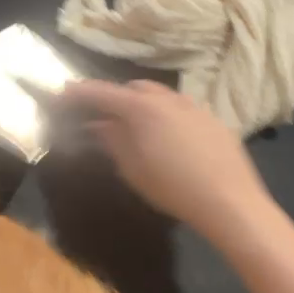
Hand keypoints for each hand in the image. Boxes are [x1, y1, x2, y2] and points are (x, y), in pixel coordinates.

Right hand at [58, 80, 280, 246]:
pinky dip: (164, 116)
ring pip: (160, 97)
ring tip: (132, 127)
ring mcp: (195, 108)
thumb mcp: (133, 169)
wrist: (231, 203)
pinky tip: (166, 139)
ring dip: (141, 106)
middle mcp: (169, 99)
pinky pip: (180, 110)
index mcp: (143, 108)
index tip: (62, 93)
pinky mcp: (214, 121)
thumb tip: (99, 126)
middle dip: (114, 98)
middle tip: (99, 116)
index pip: (103, 92)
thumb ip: (113, 141)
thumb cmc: (173, 188)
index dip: (80, 92)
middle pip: (134, 89)